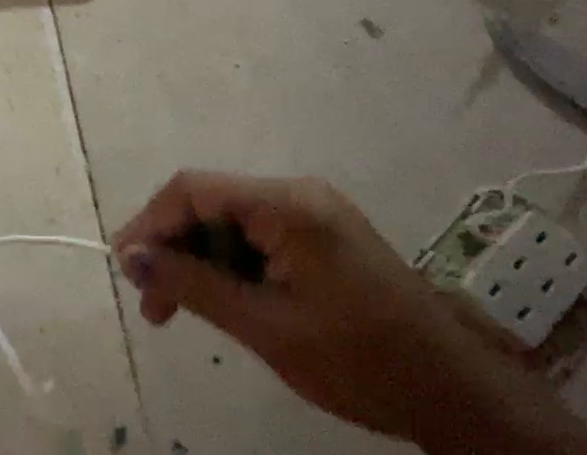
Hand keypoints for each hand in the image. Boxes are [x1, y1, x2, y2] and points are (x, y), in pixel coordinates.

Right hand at [114, 171, 586, 454]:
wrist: (460, 396)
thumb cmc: (361, 360)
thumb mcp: (266, 327)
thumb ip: (193, 284)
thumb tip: (131, 257)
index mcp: (288, 205)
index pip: (192, 190)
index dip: (150, 223)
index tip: (126, 268)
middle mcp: (298, 194)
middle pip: (208, 204)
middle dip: (173, 249)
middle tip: (153, 304)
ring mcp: (313, 213)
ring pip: (228, 223)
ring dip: (199, 262)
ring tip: (180, 310)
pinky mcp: (322, 236)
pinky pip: (256, 237)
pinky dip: (230, 266)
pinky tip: (222, 301)